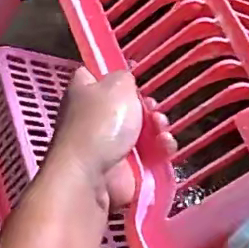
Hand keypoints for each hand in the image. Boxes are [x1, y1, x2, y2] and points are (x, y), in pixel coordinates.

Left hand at [46, 67, 158, 209]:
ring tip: (159, 126)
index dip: (115, 72)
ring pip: (143, 130)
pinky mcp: (126, 168)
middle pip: (127, 105)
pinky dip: (161, 149)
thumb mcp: (116, 85)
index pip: (96, 74)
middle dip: (146, 105)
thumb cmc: (99, 122)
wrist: (91, 176)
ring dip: (158, 127)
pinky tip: (164, 145)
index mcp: (84, 92)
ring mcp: (110, 145)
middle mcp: (94, 118)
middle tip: (151, 107)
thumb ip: (124, 77)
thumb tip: (125, 80)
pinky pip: (151, 155)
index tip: (135, 72)